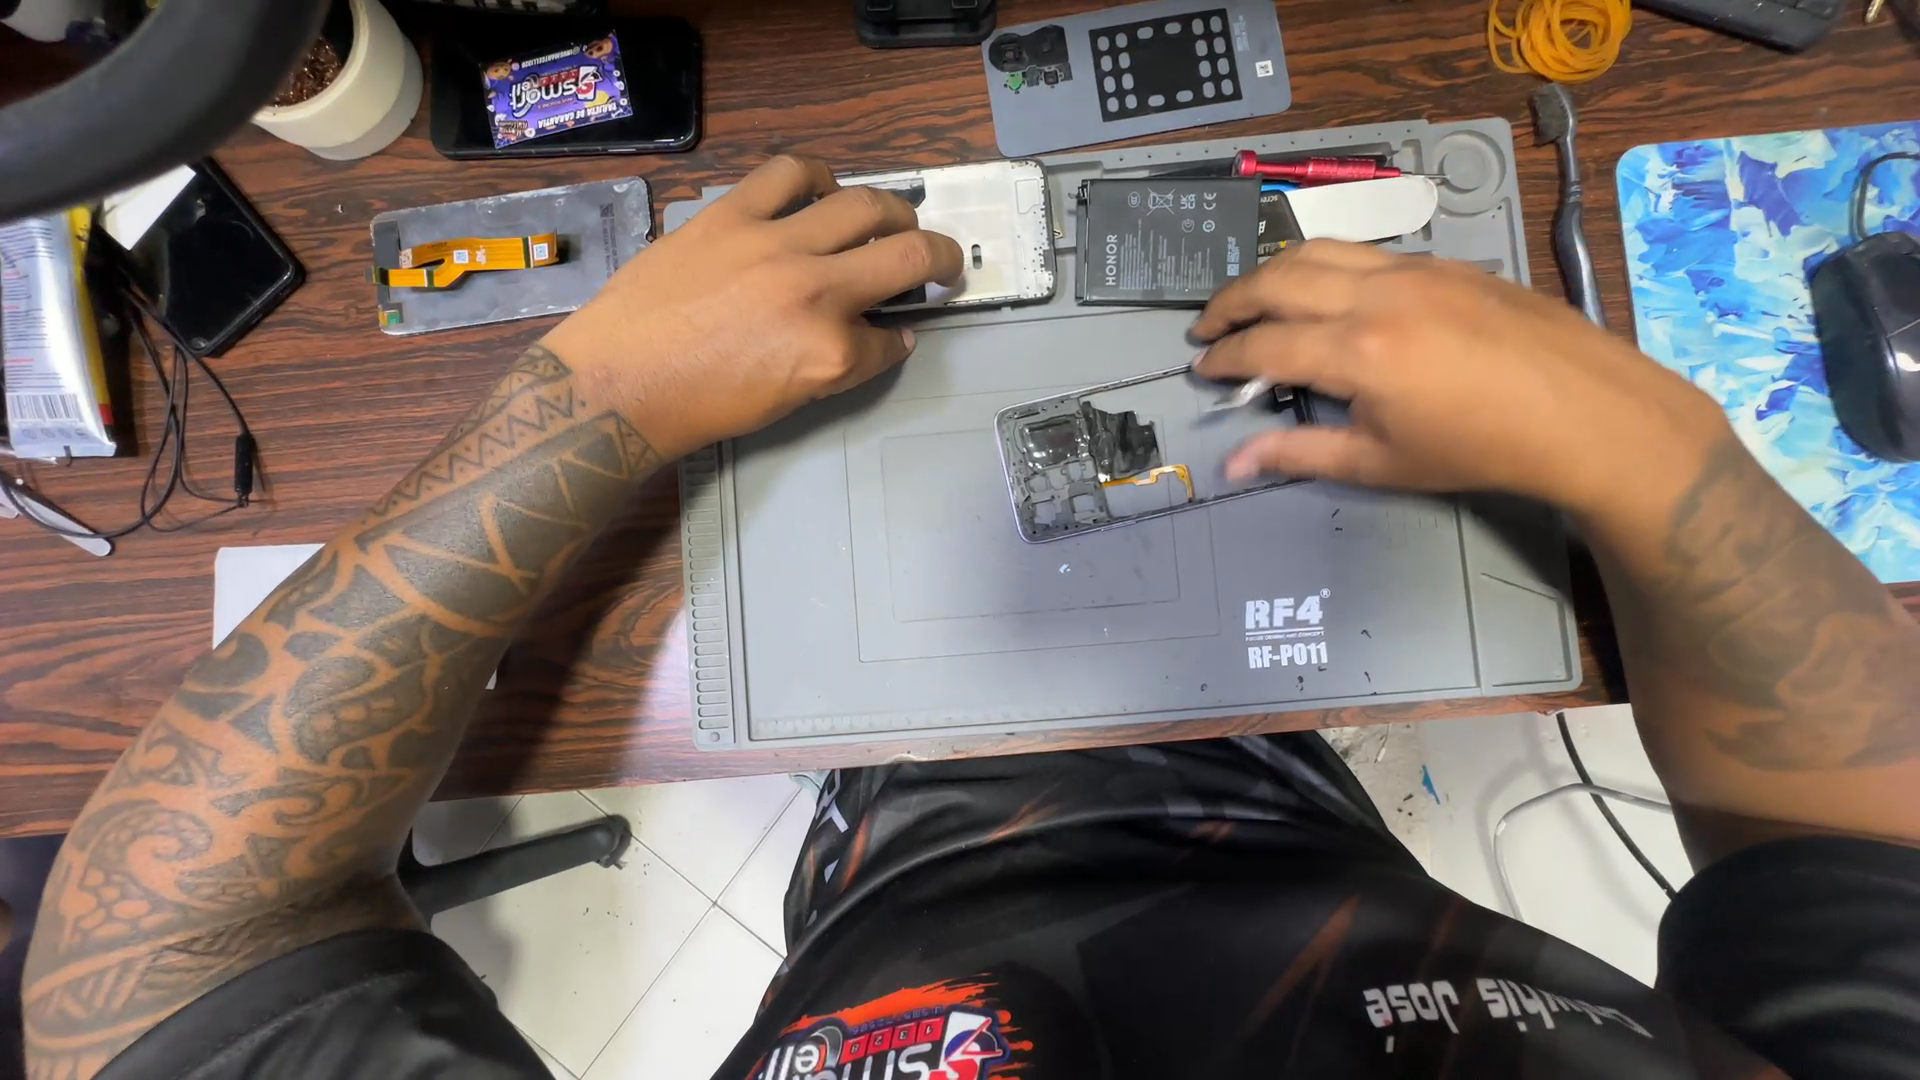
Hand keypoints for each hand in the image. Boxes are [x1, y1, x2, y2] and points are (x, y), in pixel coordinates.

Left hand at [543, 155, 964, 458]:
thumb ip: (845, 364)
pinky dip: (818, 178)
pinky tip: (822, 190)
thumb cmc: (706, 406)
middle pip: (907, 256)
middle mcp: (816, 291)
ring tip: (890, 220)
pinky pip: (790, 173)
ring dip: (892, 212)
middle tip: (939, 263)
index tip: (899, 332)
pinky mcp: (732, 214)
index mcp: (831, 352)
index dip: (901, 338)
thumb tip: (884, 336)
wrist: (623, 383)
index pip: (893, 338)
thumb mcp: (793, 399)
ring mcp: (774, 244)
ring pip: (862, 204)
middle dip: (940, 259)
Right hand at [1190, 240, 1728, 518]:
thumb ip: (1297, 454)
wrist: (1587, 413)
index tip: (1202, 368)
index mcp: (1358, 352)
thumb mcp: (1377, 462)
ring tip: (1248, 298)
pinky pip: (1360, 251)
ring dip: (1269, 272)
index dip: (1223, 356)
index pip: (1263, 343)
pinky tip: (1317, 291)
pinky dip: (1319, 265)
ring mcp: (1412, 271)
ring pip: (1316, 250)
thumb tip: (1234, 463)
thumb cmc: (1478, 449)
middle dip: (1229, 301)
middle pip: (1278, 279)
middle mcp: (1377, 297)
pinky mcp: (1441, 263)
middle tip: (1206, 326)